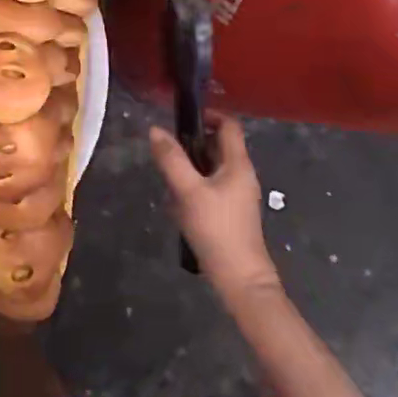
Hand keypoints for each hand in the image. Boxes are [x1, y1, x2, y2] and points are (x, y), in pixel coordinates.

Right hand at [148, 114, 279, 296]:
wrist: (240, 280)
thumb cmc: (217, 230)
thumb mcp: (189, 191)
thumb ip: (171, 159)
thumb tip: (155, 129)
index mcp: (238, 164)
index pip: (229, 125)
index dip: (208, 115)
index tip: (182, 118)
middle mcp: (242, 175)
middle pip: (217, 146)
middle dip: (191, 144)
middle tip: (167, 151)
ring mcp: (237, 196)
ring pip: (211, 168)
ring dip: (189, 168)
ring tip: (168, 179)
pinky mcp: (230, 213)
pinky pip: (210, 188)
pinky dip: (193, 187)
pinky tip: (177, 204)